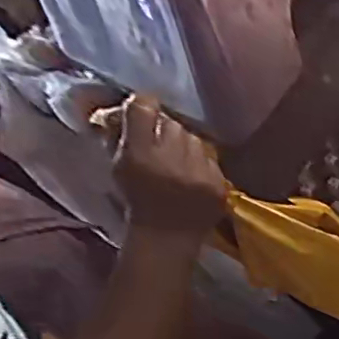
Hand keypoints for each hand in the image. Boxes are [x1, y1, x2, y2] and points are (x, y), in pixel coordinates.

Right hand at [110, 95, 226, 235]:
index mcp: (140, 153)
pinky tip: (193, 174)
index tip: (143, 107)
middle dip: (165, 128)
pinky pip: (211, 161)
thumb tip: (135, 103)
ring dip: (185, 145)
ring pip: (195, 139)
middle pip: (173, 123)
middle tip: (161, 141)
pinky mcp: (220, 187)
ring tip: (179, 159)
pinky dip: (202, 163)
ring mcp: (200, 175)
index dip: (143, 104)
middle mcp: (173, 161)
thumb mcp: (119, 162)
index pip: (144, 108)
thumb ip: (124, 132)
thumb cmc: (137, 198)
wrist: (168, 235)